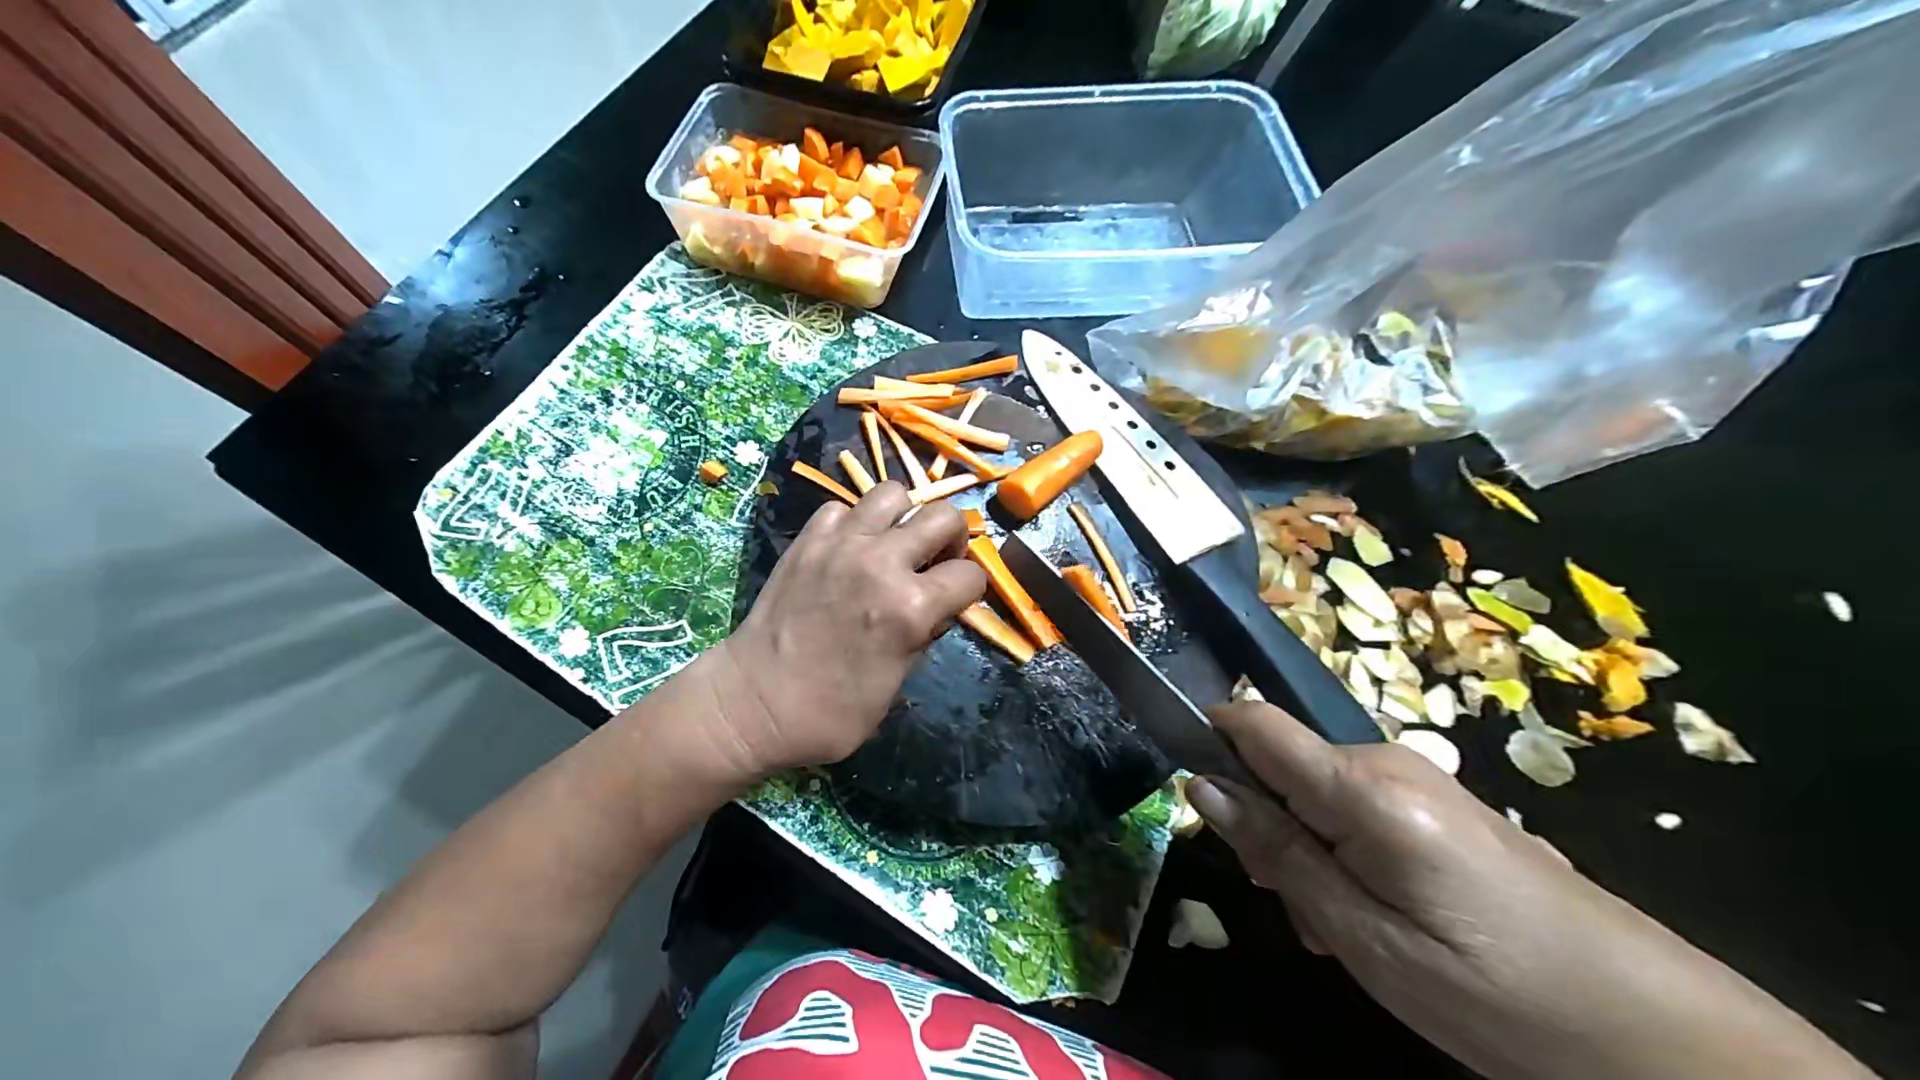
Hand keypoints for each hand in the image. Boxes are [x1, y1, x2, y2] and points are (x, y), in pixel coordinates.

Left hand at [706, 481, 984, 777]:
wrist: (755, 703)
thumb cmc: (831, 712)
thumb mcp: (898, 683)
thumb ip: (924, 634)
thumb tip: (938, 607)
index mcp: (911, 606)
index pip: (970, 575)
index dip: (969, 591)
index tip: (955, 602)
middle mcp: (881, 562)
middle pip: (943, 517)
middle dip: (951, 540)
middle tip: (934, 563)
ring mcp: (842, 543)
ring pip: (892, 493)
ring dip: (904, 518)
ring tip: (893, 546)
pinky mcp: (808, 539)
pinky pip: (843, 508)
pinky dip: (854, 524)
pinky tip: (850, 550)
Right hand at [1187, 701, 1874, 1079]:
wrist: (1659, 1034)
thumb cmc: (1495, 991)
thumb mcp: (1363, 936)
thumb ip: (1277, 852)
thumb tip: (1200, 784)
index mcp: (1364, 787)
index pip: (1256, 723)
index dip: (1209, 735)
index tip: (1193, 791)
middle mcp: (1387, 762)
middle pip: (1281, 762)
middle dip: (1262, 820)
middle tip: (1290, 905)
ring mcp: (1419, 779)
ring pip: (1314, 790)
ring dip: (1301, 845)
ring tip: (1337, 926)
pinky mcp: (1439, 804)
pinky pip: (1354, 805)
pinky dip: (1338, 849)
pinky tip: (1370, 914)